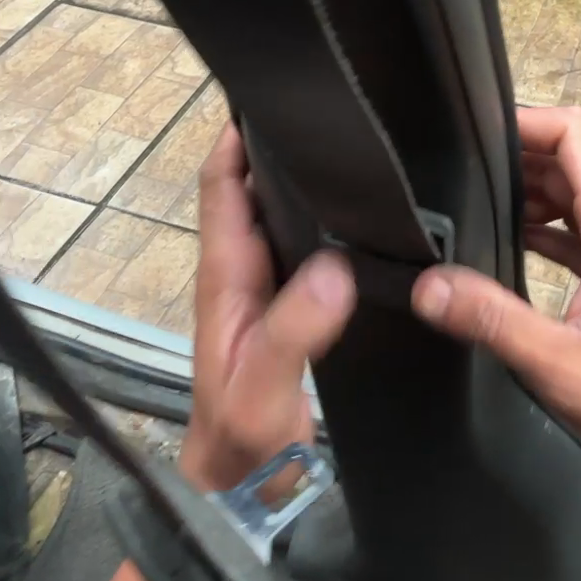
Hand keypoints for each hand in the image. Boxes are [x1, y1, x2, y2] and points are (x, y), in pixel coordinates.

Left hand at [180, 124, 355, 493]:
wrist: (243, 483)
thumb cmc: (243, 438)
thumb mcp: (263, 388)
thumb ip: (293, 331)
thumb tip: (335, 267)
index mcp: (225, 275)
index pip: (222, 186)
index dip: (237, 138)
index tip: (272, 97)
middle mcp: (241, 268)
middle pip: (251, 187)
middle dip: (278, 147)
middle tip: (332, 113)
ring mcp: (264, 286)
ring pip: (279, 213)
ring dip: (302, 181)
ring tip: (353, 152)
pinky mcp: (290, 303)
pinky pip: (304, 243)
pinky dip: (323, 218)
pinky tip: (358, 214)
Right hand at [409, 106, 580, 501]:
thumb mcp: (565, 368)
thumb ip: (493, 320)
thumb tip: (430, 288)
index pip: (574, 133)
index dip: (523, 121)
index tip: (472, 133)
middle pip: (572, 159)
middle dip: (516, 160)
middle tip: (457, 180)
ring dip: (533, 196)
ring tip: (476, 213)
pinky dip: (553, 230)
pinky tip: (517, 250)